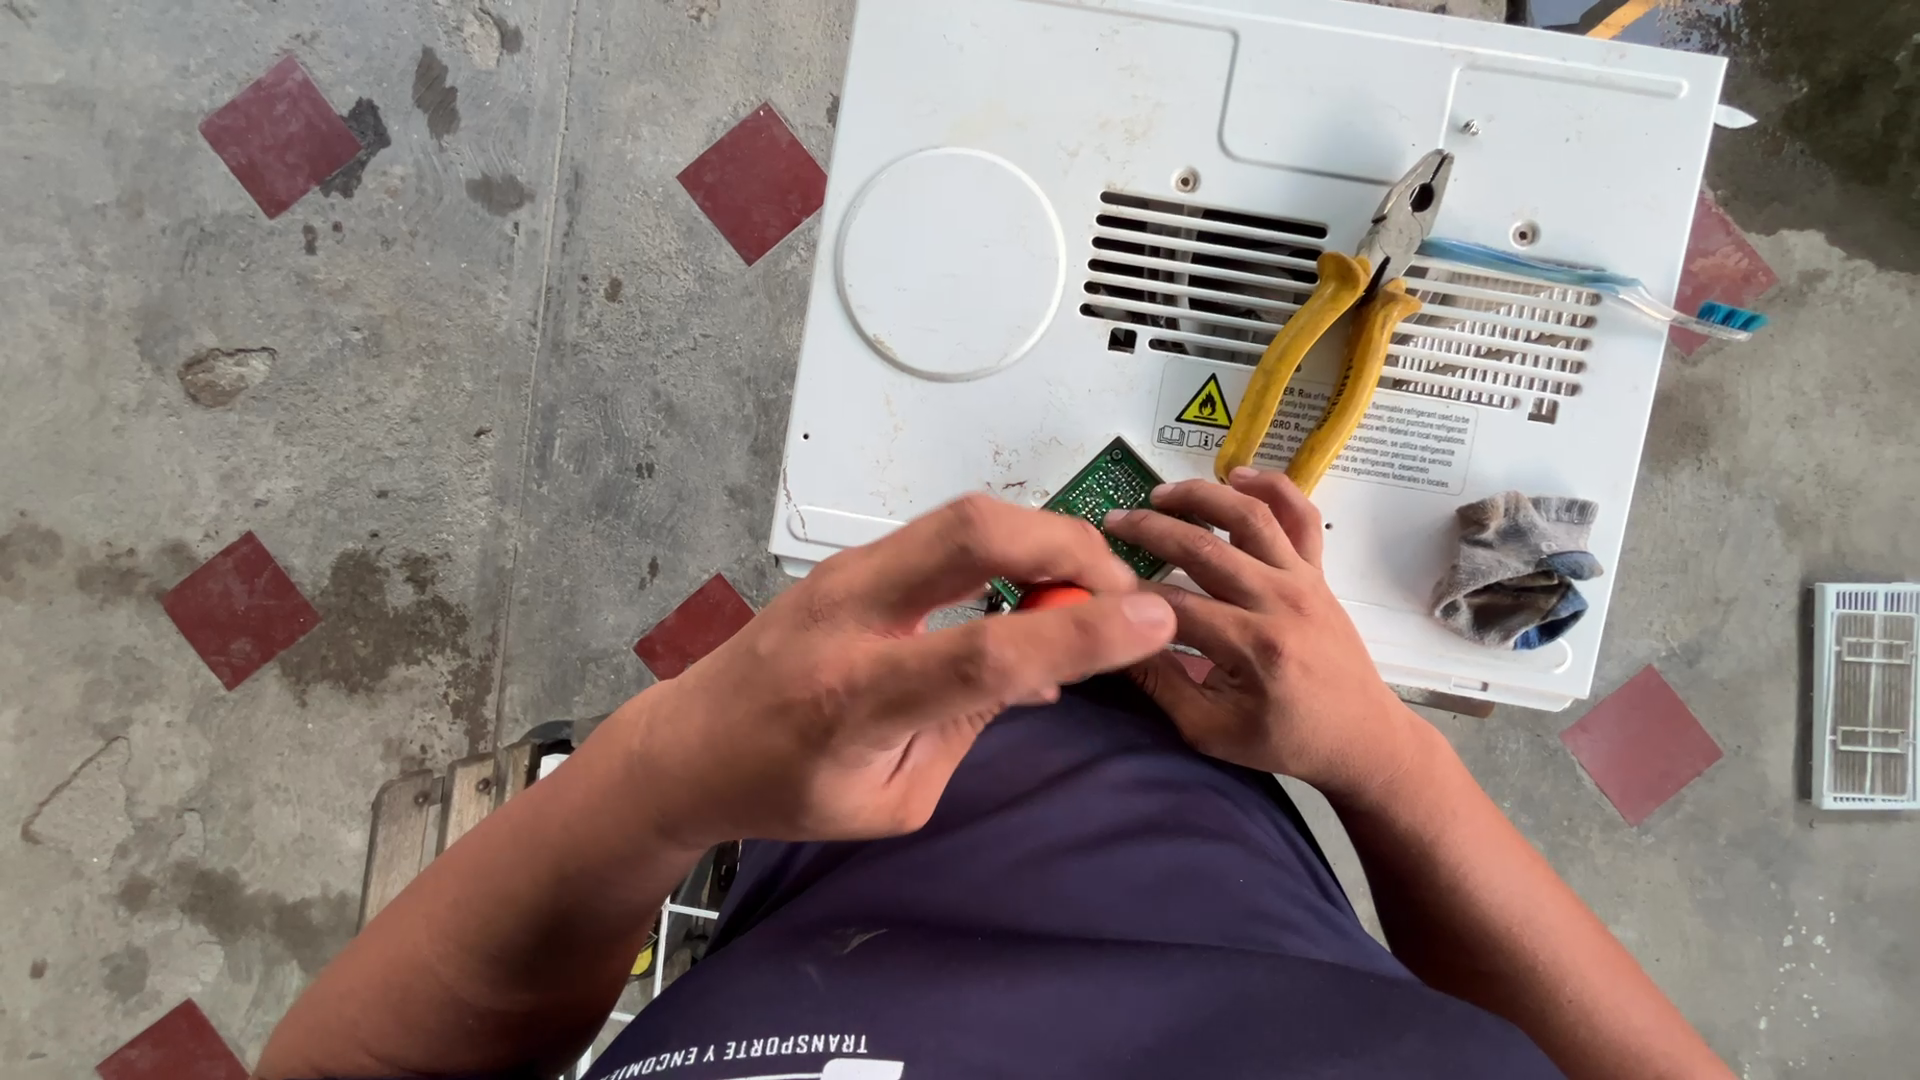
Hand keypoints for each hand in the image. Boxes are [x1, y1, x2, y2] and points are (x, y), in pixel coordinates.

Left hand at [611, 494, 1177, 850]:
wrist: (689, 742)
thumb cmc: (783, 790)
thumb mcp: (892, 797)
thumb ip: (970, 725)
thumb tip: (1046, 673)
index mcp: (856, 698)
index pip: (987, 653)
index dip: (1080, 631)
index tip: (1152, 619)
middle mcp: (851, 612)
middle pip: (973, 533)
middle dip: (1068, 543)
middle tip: (1118, 586)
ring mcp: (847, 572)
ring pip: (963, 516)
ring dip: (1041, 536)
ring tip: (1083, 582)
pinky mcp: (851, 558)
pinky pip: (945, 531)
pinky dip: (1005, 544)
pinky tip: (1027, 580)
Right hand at [1102, 467, 1426, 803]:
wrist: (1362, 738)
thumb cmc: (1283, 740)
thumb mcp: (1209, 729)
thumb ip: (1161, 684)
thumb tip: (1114, 641)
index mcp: (1253, 646)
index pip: (1172, 605)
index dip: (1127, 593)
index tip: (1097, 583)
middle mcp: (1280, 601)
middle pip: (1202, 547)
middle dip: (1149, 530)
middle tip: (1112, 524)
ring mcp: (1304, 580)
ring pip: (1249, 515)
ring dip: (1201, 495)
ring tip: (1160, 494)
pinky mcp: (1318, 572)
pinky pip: (1301, 516)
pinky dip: (1273, 487)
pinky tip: (1238, 474)